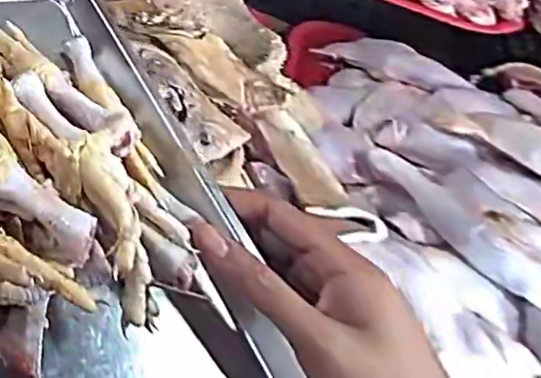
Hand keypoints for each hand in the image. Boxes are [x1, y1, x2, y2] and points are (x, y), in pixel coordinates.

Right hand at [190, 188, 445, 377]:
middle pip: (281, 240)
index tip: (195, 205)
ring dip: (249, 266)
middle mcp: (346, 276)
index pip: (281, 213)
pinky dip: (264, 293)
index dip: (237, 203)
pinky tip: (242, 299)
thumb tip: (207, 235)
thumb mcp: (315, 336)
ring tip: (208, 265)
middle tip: (193, 240)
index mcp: (347, 263)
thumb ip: (259, 286)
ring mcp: (345, 306)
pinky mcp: (341, 333)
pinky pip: (294, 298)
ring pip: (284, 270)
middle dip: (238, 235)